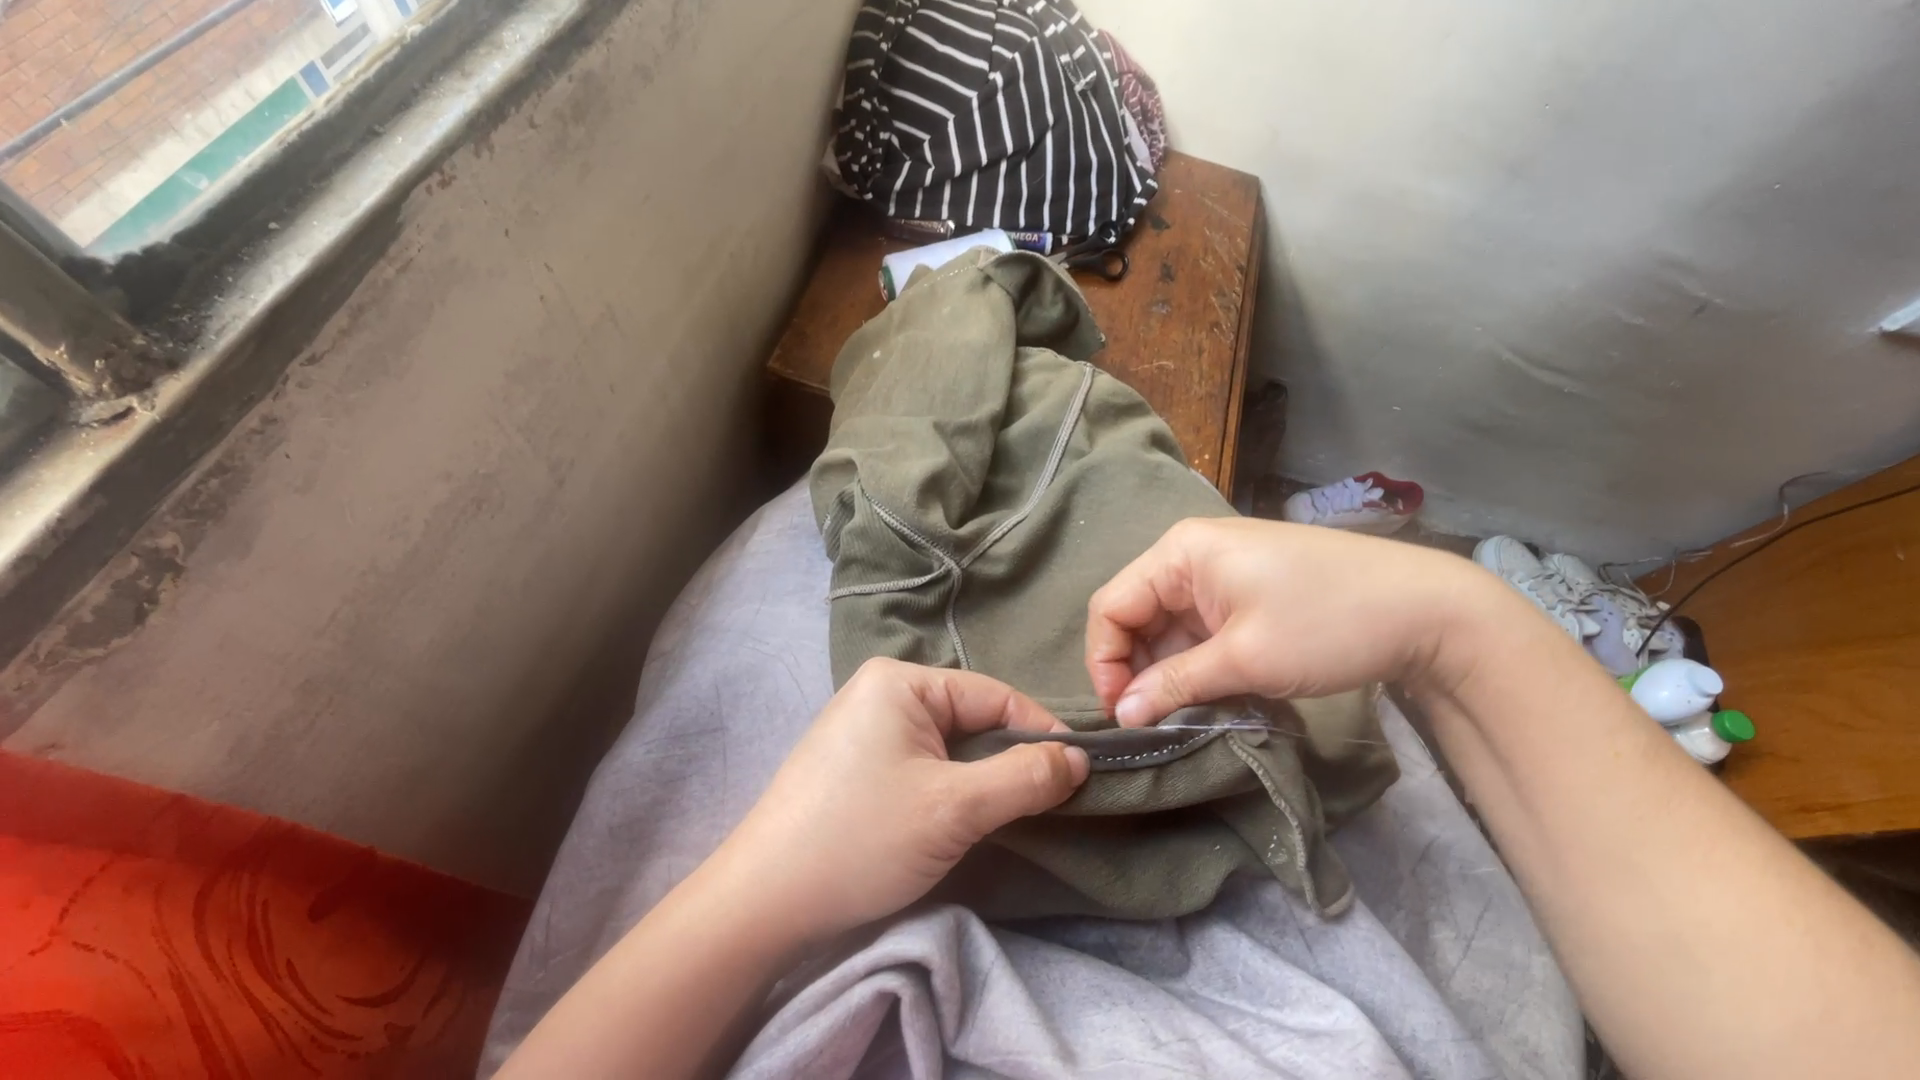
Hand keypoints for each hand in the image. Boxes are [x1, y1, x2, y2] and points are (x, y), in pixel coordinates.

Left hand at [712, 658, 1089, 941]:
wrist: (763, 902)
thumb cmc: (862, 839)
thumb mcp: (956, 808)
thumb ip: (1025, 778)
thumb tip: (1079, 758)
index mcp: (900, 680)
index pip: (994, 696)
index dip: (1041, 733)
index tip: (1081, 774)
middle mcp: (880, 691)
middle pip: (971, 718)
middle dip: (1009, 759)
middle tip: (1049, 802)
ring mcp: (863, 728)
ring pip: (948, 746)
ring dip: (981, 778)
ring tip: (1007, 815)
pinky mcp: (854, 764)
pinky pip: (921, 764)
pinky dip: (950, 788)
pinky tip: (959, 819)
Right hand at [1086, 517, 1509, 725]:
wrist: (1430, 611)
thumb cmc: (1328, 624)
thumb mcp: (1244, 660)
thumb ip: (1174, 685)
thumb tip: (1123, 715)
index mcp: (1181, 552)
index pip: (1112, 606)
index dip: (1105, 662)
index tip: (1122, 715)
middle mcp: (1192, 554)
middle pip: (1136, 616)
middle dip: (1138, 670)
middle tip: (1153, 723)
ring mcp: (1222, 573)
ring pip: (1168, 627)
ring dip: (1170, 672)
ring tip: (1186, 715)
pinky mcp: (1247, 594)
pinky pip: (1200, 629)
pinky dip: (1199, 664)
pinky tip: (1214, 695)